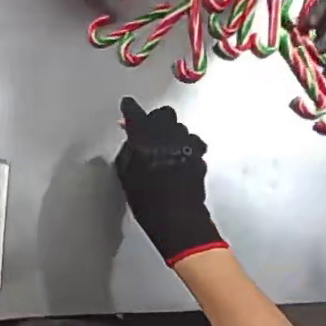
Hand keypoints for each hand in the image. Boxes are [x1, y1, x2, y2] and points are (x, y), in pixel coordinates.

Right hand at [113, 98, 223, 266]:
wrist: (177, 219)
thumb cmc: (148, 202)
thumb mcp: (126, 177)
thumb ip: (127, 154)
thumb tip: (130, 142)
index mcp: (145, 139)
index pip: (136, 115)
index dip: (130, 109)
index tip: (127, 106)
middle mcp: (169, 137)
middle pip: (164, 115)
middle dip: (155, 119)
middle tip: (147, 129)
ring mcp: (187, 145)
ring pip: (180, 128)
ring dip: (171, 133)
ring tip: (163, 147)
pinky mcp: (199, 156)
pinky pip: (190, 143)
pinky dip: (183, 147)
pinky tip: (177, 158)